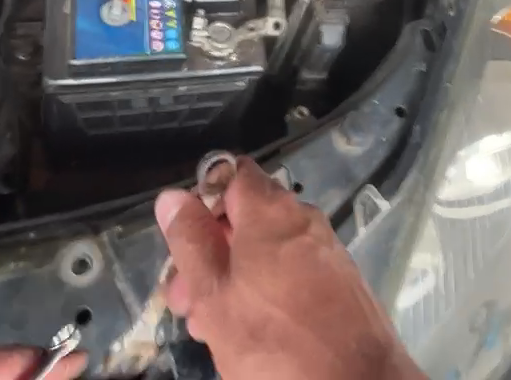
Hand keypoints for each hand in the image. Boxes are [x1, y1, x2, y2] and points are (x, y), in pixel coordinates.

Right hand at [157, 158, 422, 379]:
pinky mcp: (337, 276)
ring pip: (266, 247)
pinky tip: (251, 327)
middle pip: (247, 214)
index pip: (233, 171)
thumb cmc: (274, 339)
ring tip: (211, 324)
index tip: (185, 237)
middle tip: (184, 299)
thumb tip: (172, 196)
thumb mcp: (215, 295)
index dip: (203, 196)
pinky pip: (291, 266)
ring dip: (234, 276)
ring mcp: (323, 246)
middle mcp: (302, 215)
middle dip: (211, 250)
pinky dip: (265, 287)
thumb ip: (191, 243)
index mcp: (271, 208)